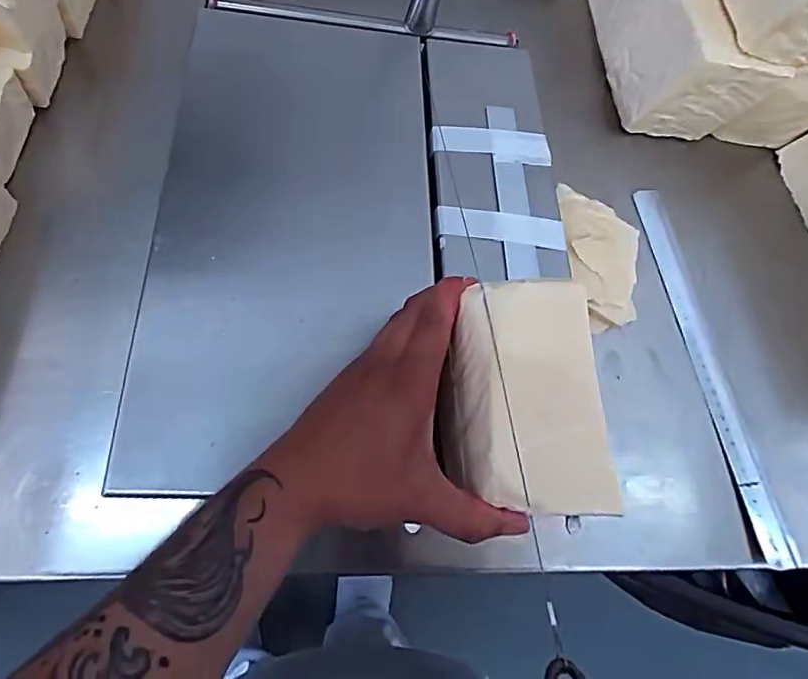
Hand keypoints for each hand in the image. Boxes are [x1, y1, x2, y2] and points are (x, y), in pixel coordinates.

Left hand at [253, 277, 529, 543]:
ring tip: (445, 322)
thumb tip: (513, 524)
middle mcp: (381, 366)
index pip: (430, 322)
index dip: (449, 295)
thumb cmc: (356, 481)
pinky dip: (401, 333)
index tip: (469, 284)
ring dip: (418, 313)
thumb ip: (474, 517)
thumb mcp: (422, 503)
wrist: (295, 480)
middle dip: (437, 296)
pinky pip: (380, 342)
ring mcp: (359, 370)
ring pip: (392, 325)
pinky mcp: (346, 381)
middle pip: (410, 313)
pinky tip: (411, 360)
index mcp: (406, 382)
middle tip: (467, 300)